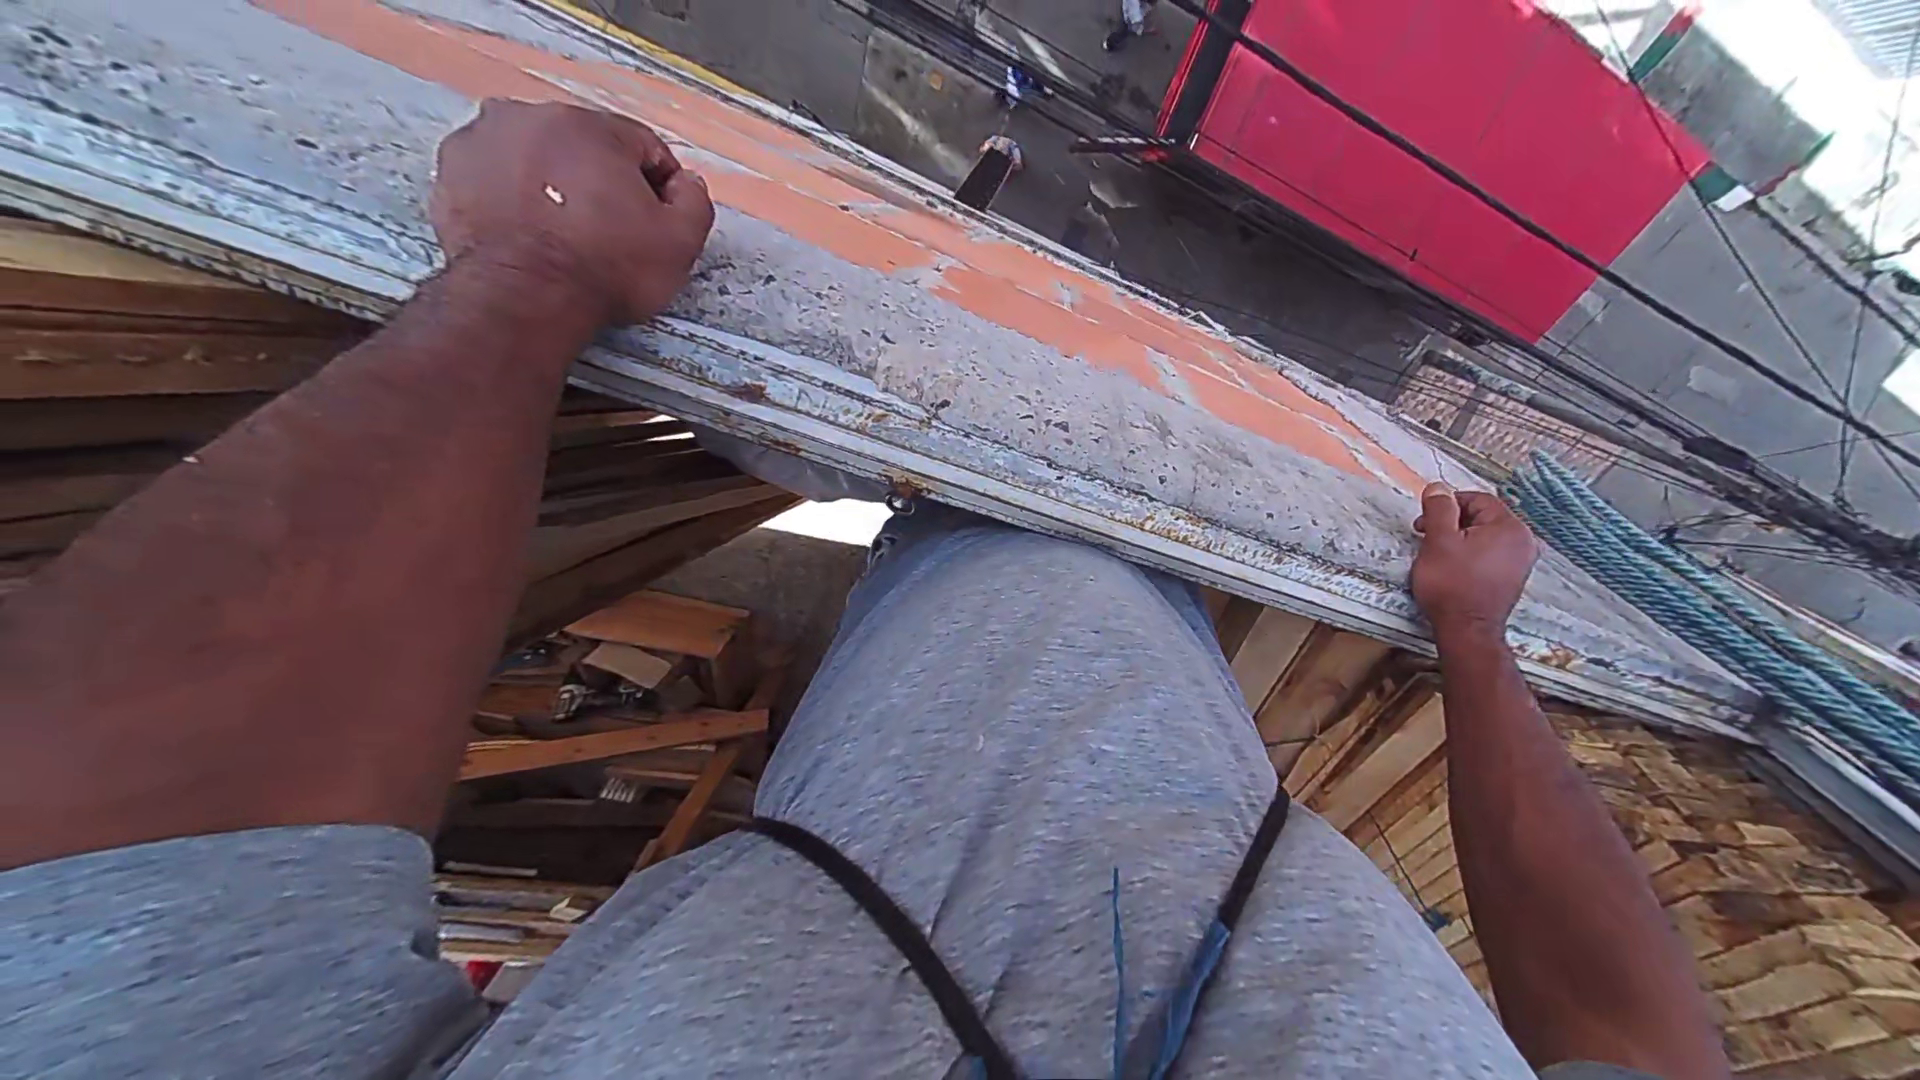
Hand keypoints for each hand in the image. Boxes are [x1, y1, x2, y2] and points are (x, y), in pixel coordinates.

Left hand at [429, 99, 715, 325]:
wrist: (527, 297)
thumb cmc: (609, 268)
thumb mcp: (680, 244)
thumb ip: (695, 203)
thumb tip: (686, 182)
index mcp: (593, 129)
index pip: (644, 146)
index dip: (662, 186)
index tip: (660, 221)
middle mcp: (533, 117)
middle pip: (587, 148)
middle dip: (605, 183)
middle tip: (614, 232)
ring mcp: (485, 139)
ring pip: (540, 158)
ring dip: (559, 186)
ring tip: (569, 234)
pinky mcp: (452, 170)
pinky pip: (499, 176)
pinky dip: (518, 197)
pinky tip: (533, 233)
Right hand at [1410, 481, 1539, 636]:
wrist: (1466, 627)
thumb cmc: (1450, 583)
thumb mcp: (1438, 541)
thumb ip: (1439, 510)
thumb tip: (1438, 487)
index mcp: (1509, 527)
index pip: (1478, 499)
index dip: (1448, 504)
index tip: (1425, 520)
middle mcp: (1523, 541)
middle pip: (1483, 516)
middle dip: (1452, 521)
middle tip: (1426, 535)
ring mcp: (1520, 560)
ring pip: (1485, 535)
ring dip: (1459, 537)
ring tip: (1437, 552)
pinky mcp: (1512, 576)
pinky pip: (1490, 552)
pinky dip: (1469, 552)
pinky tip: (1452, 565)